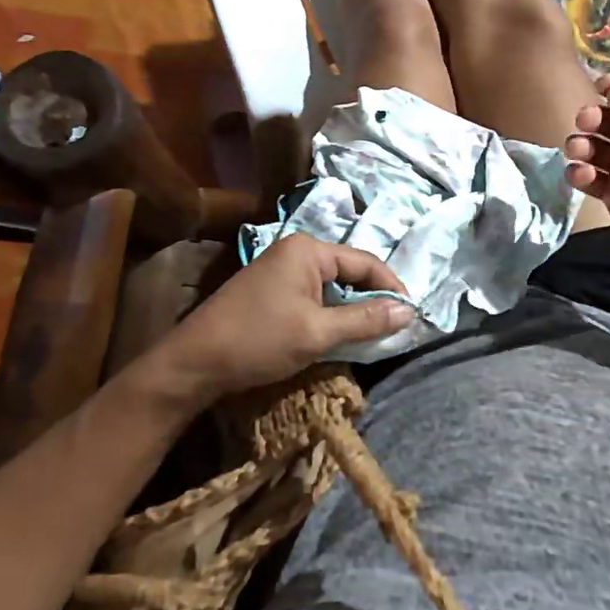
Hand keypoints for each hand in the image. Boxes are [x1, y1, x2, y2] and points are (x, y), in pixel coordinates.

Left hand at [128, 234, 413, 410]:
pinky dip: (329, 313)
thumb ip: (365, 320)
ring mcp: (279, 268)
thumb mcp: (317, 333)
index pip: (365, 262)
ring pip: (330, 285)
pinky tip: (338, 334)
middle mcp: (294, 250)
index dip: (391, 288)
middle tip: (395, 329)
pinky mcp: (270, 289)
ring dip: (350, 309)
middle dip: (372, 299)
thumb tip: (408, 311)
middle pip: (348, 271)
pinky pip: (312, 295)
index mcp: (307, 249)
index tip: (412, 317)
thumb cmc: (259, 340)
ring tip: (371, 336)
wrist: (197, 360)